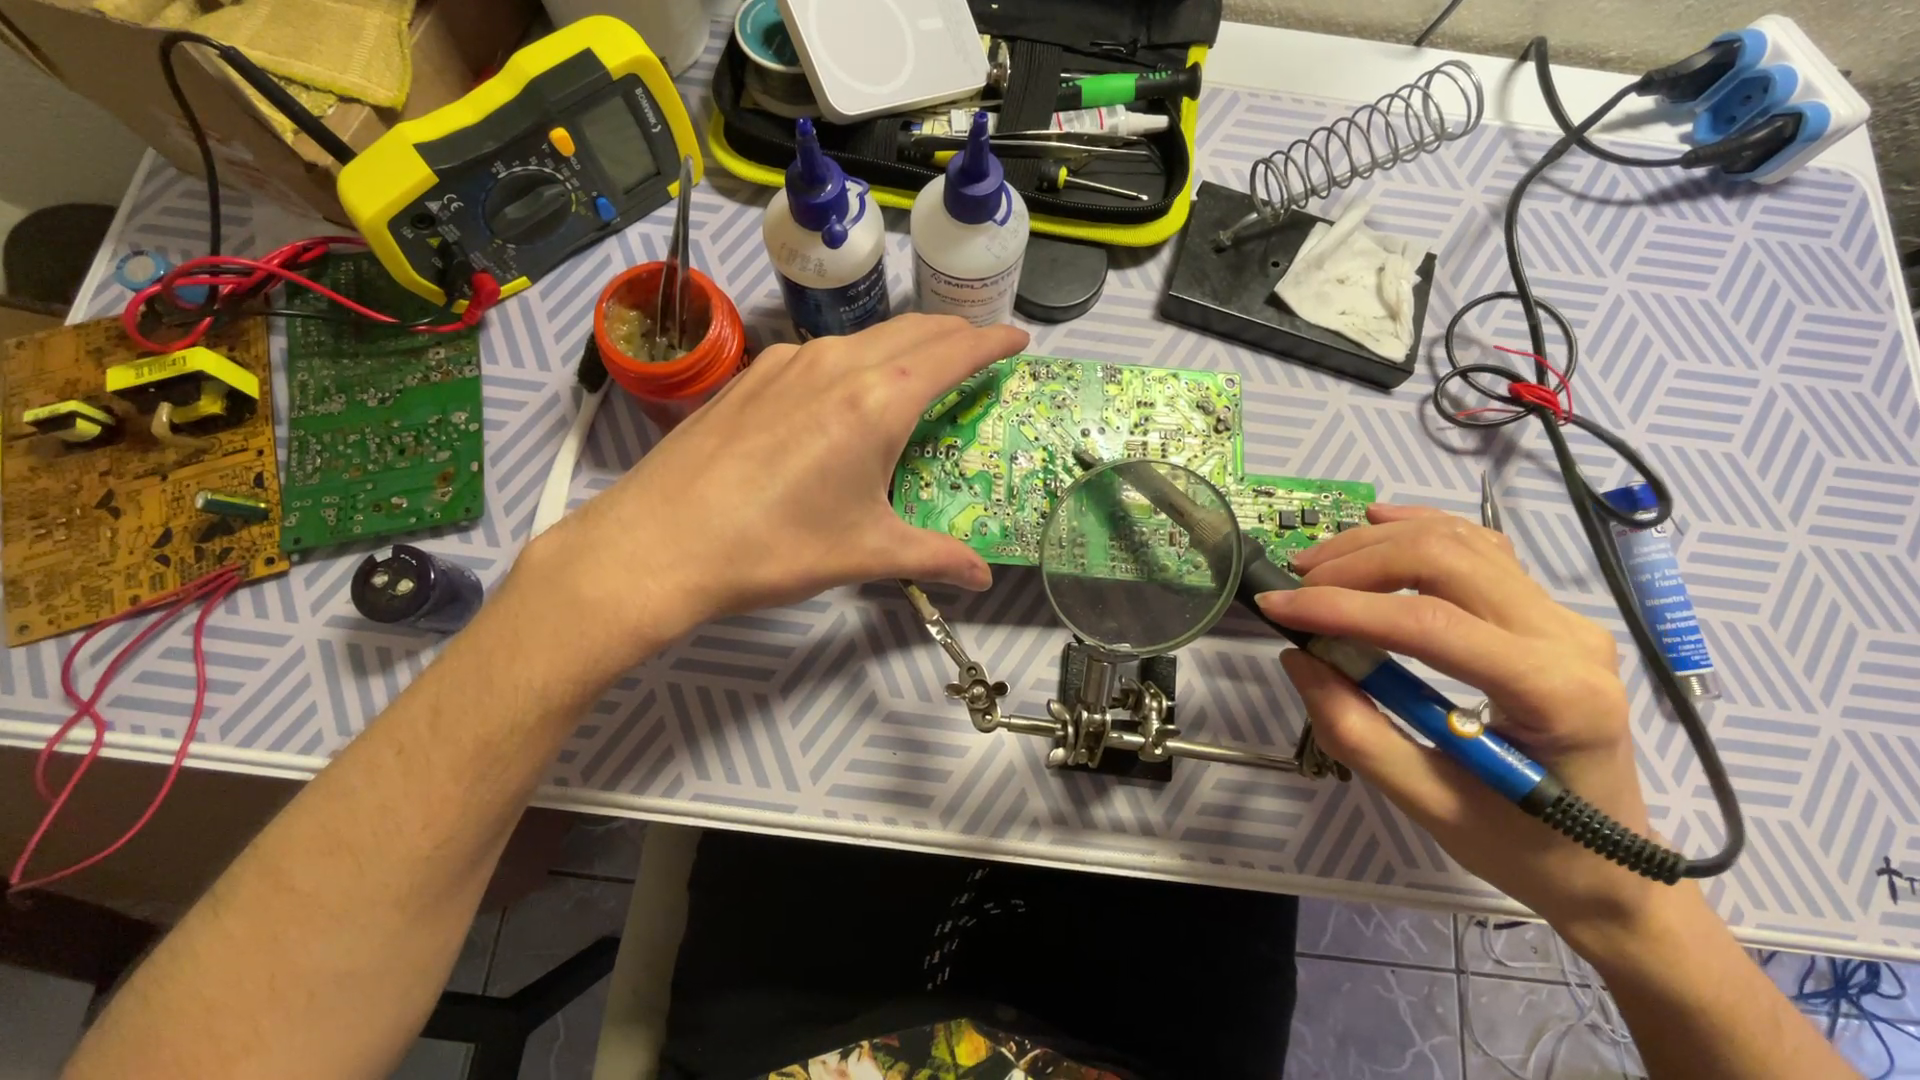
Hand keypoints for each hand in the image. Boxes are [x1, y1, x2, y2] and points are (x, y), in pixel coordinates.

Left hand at [516, 315, 1028, 667]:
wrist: (659, 543)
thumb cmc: (773, 548)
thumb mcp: (865, 554)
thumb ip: (935, 557)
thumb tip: (983, 578)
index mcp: (877, 401)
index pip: (953, 350)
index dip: (993, 341)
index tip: (1018, 339)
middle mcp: (836, 365)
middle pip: (913, 330)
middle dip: (955, 336)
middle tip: (979, 355)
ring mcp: (786, 363)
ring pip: (865, 337)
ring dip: (904, 345)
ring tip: (920, 373)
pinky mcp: (751, 376)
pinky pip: (822, 353)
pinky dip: (857, 360)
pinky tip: (846, 395)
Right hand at [1260, 503, 1679, 952]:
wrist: (1611, 864)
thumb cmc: (1525, 848)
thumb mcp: (1430, 805)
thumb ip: (1358, 732)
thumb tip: (1299, 658)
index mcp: (1552, 695)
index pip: (1431, 626)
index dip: (1343, 608)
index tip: (1277, 606)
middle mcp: (1568, 639)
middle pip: (1447, 562)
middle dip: (1357, 564)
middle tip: (1295, 586)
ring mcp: (1565, 619)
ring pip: (1462, 543)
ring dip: (1380, 543)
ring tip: (1317, 564)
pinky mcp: (1549, 615)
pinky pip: (1482, 551)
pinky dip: (1423, 529)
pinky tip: (1378, 523)